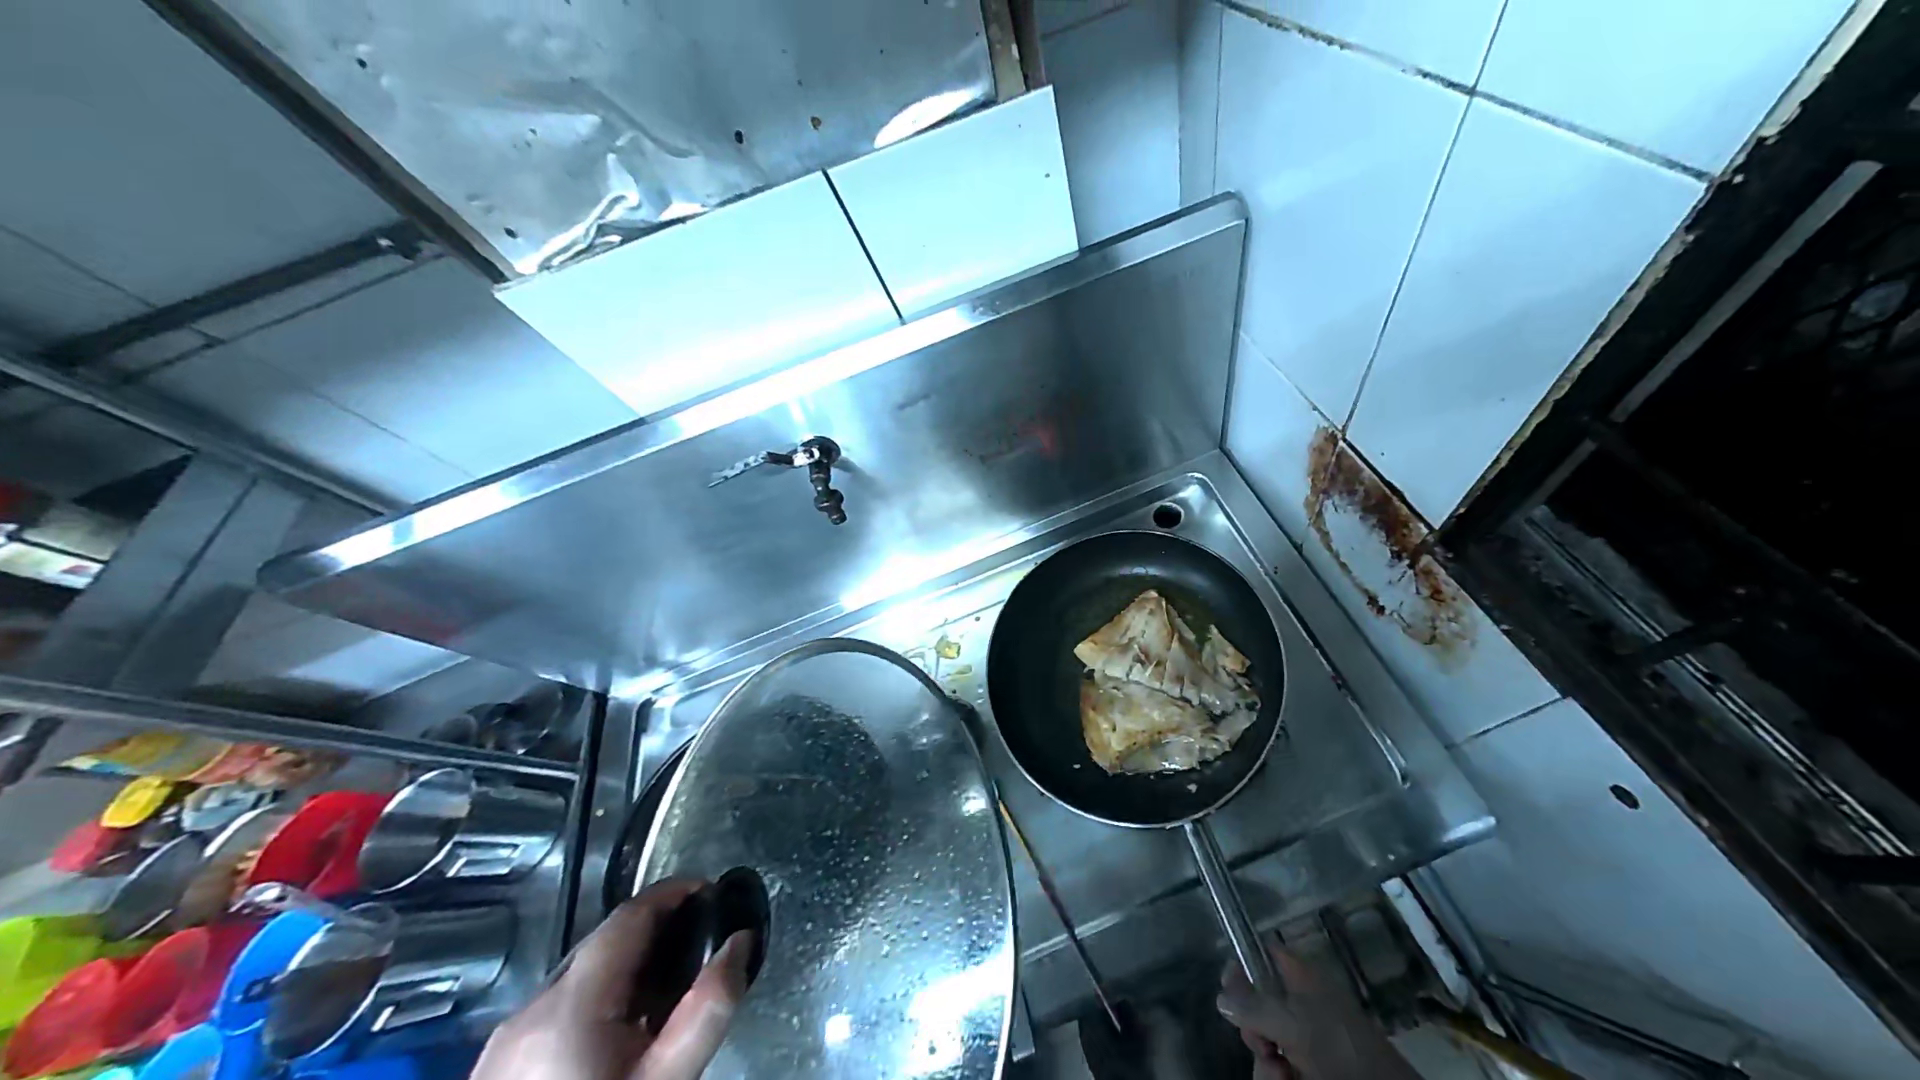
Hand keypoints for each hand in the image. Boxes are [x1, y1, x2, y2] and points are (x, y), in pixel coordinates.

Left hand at [473, 879, 753, 1079]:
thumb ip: (709, 1009)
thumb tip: (742, 942)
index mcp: (572, 1002)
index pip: (628, 916)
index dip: (673, 892)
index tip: (712, 892)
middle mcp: (531, 1006)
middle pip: (602, 942)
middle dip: (654, 930)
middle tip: (699, 942)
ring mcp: (506, 1036)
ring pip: (578, 973)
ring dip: (625, 965)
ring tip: (667, 988)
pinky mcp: (496, 1064)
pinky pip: (557, 1005)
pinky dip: (597, 996)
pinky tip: (619, 1030)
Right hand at [1218, 938, 1418, 1079]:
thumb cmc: (1341, 1050)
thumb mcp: (1292, 1022)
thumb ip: (1252, 1007)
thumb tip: (1221, 998)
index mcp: (1302, 979)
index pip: (1263, 954)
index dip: (1242, 966)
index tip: (1229, 988)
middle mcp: (1302, 1006)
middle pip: (1257, 1006)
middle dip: (1252, 1029)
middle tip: (1263, 1045)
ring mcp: (1308, 1042)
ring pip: (1265, 1044)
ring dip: (1265, 1064)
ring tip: (1281, 1076)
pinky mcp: (1310, 1072)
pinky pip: (1277, 1070)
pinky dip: (1275, 1078)